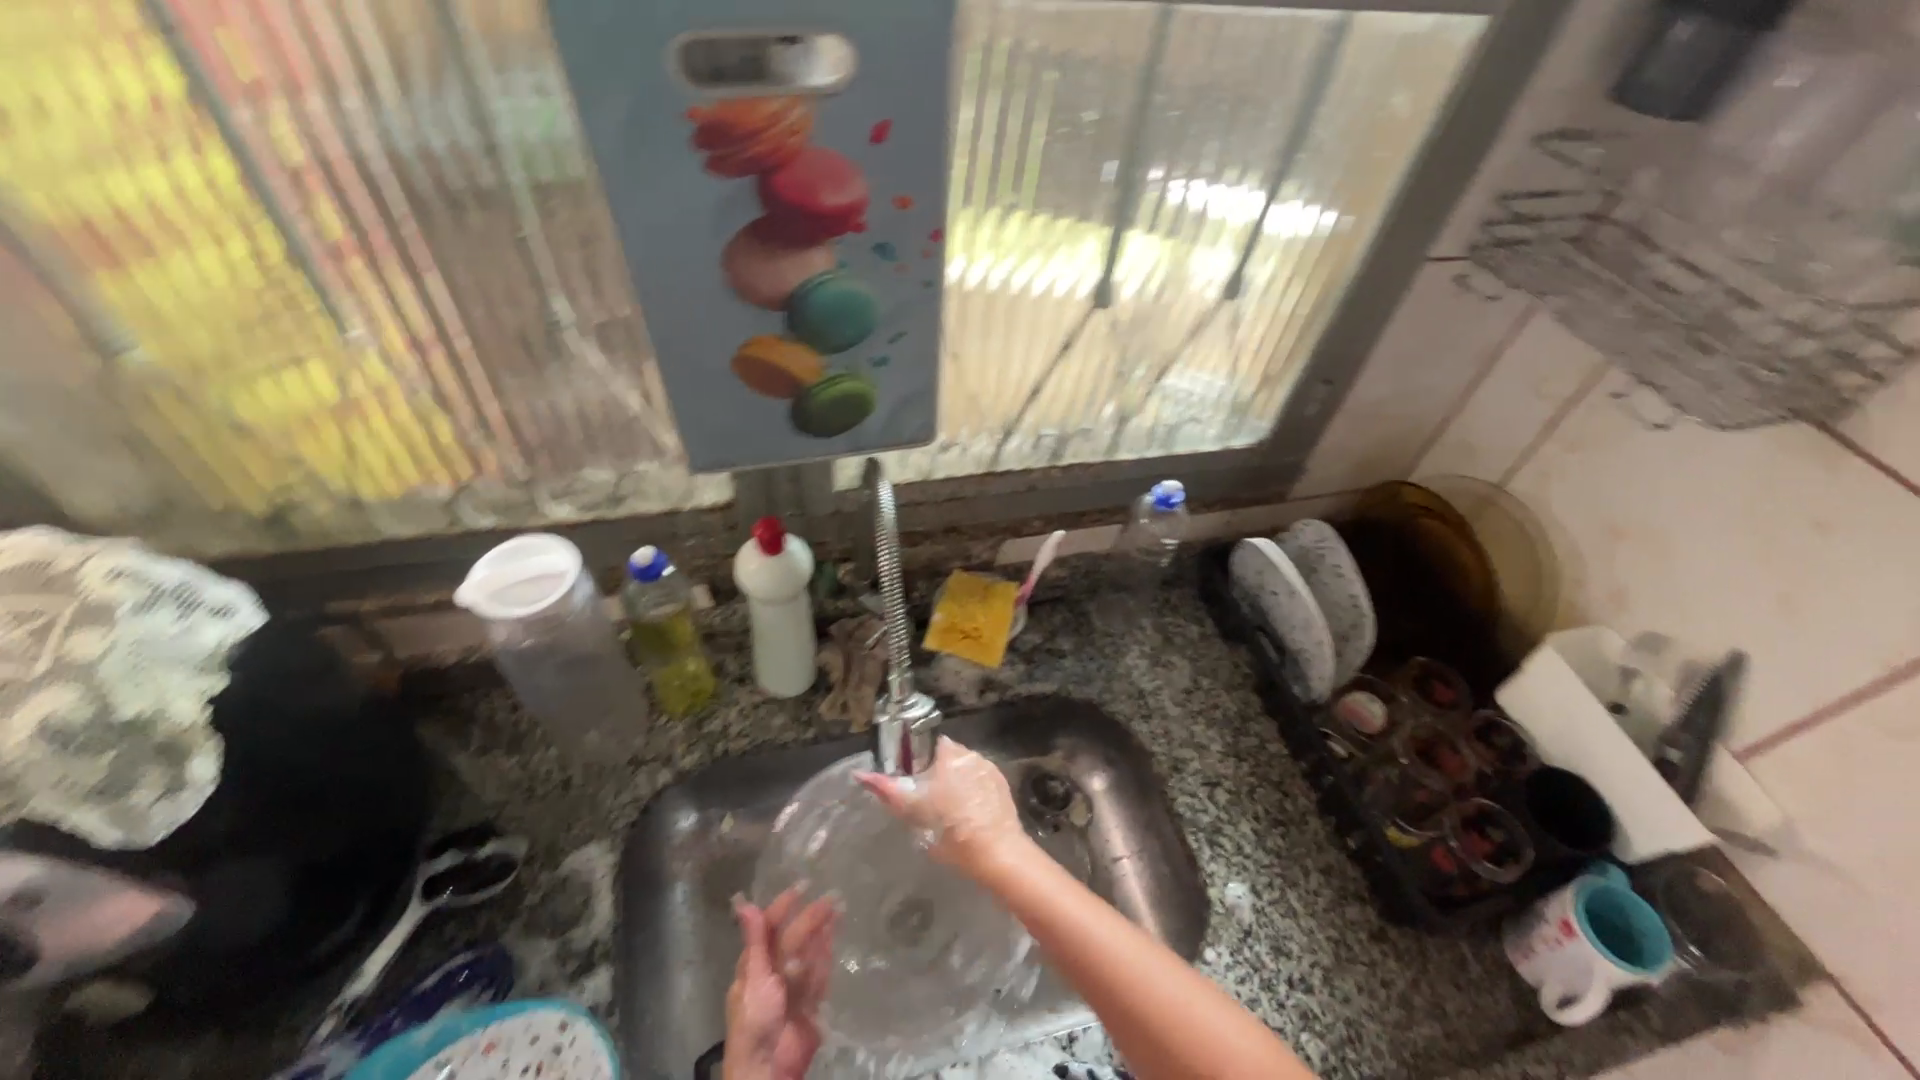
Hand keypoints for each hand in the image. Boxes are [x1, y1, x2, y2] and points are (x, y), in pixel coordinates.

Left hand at [723, 888, 838, 1079]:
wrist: (770, 1066)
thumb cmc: (754, 1020)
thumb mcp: (753, 978)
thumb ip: (755, 941)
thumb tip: (744, 903)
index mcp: (753, 965)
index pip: (768, 928)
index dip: (782, 907)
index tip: (800, 888)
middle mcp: (773, 970)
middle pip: (793, 938)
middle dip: (809, 918)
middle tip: (830, 898)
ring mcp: (793, 985)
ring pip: (809, 951)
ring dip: (821, 930)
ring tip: (837, 907)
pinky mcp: (811, 1000)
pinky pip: (820, 972)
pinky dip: (826, 953)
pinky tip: (834, 935)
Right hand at [855, 736, 1028, 879]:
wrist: (996, 854)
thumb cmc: (950, 830)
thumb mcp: (912, 811)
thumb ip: (886, 789)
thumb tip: (859, 774)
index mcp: (949, 753)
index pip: (927, 743)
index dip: (916, 760)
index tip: (912, 781)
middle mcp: (972, 754)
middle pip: (945, 758)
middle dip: (935, 774)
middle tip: (926, 801)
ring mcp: (990, 770)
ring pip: (963, 770)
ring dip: (955, 784)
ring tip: (948, 812)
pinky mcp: (1003, 787)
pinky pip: (980, 783)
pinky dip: (972, 794)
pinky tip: (967, 816)